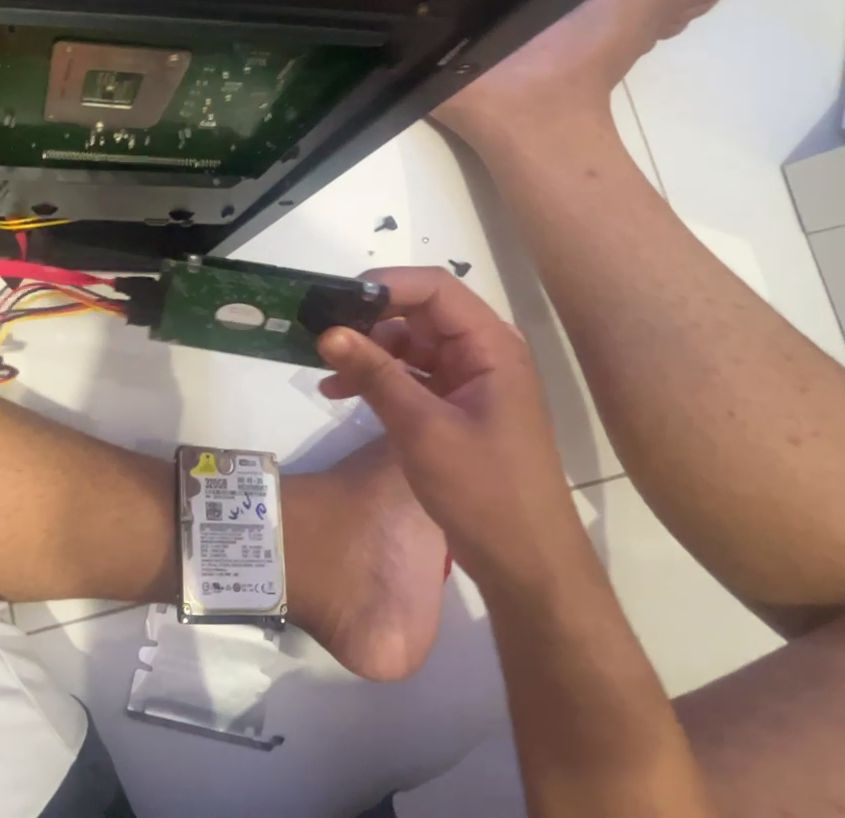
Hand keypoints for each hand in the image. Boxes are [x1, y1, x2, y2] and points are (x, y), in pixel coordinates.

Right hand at [316, 267, 581, 586]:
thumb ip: (375, 374)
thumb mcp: (421, 427)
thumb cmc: (483, 490)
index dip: (384, 285)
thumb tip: (328, 332)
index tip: (334, 302)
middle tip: (319, 336)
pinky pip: (411, 377)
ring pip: (410, 345)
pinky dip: (377, 379)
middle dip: (368, 321)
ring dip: (368, 352)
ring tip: (324, 371)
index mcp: (491, 346)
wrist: (524, 559)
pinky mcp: (455, 407)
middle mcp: (482, 354)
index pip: (435, 289)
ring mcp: (469, 381)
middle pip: (419, 314)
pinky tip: (341, 393)